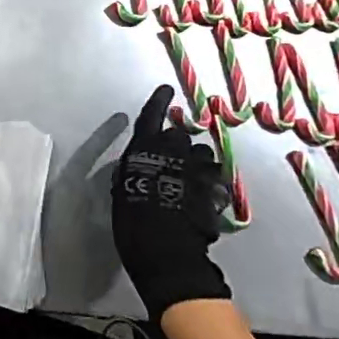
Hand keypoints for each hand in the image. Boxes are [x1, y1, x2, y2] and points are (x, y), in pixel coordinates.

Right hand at [111, 87, 229, 317]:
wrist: (164, 249)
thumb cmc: (132, 221)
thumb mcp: (122, 193)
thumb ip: (132, 174)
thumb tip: (136, 169)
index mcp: (144, 149)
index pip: (151, 116)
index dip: (158, 101)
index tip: (166, 89)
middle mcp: (172, 151)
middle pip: (180, 136)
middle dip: (178, 145)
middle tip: (173, 162)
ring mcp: (196, 168)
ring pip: (202, 155)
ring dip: (197, 163)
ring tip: (191, 181)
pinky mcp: (215, 187)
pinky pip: (215, 178)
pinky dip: (211, 184)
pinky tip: (205, 198)